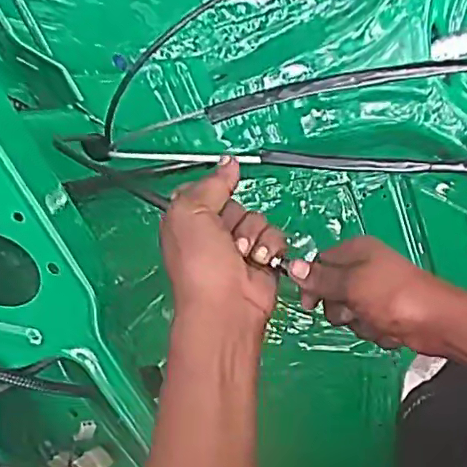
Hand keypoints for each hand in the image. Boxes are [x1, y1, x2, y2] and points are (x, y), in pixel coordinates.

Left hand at [160, 159, 287, 330]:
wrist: (227, 304)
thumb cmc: (200, 262)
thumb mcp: (191, 211)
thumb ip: (211, 183)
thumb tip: (230, 162)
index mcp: (190, 220)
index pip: (210, 191)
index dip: (217, 192)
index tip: (219, 197)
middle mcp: (214, 233)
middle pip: (238, 204)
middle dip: (237, 218)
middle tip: (228, 239)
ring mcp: (241, 248)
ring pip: (259, 220)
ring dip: (255, 235)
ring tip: (244, 255)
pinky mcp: (264, 260)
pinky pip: (276, 238)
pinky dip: (271, 247)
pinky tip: (260, 261)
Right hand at [288, 237, 466, 354]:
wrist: (433, 322)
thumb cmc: (392, 297)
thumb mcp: (350, 284)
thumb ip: (320, 279)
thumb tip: (292, 267)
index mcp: (356, 251)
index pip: (320, 263)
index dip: (313, 284)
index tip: (311, 303)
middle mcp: (365, 269)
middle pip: (332, 292)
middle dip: (340, 308)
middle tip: (354, 309)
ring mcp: (376, 293)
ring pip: (348, 313)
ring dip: (358, 323)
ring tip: (376, 320)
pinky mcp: (386, 314)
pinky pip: (366, 325)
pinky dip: (374, 331)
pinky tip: (388, 329)